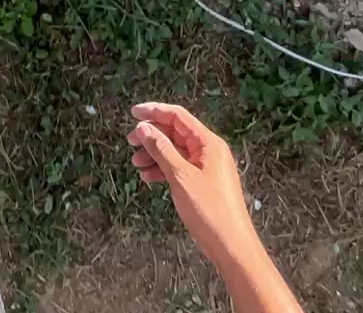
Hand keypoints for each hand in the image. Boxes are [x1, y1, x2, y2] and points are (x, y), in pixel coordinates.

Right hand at [126, 102, 257, 263]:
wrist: (232, 249)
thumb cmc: (209, 209)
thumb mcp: (180, 176)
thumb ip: (161, 149)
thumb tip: (142, 127)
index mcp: (208, 143)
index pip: (178, 117)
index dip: (154, 111)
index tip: (133, 113)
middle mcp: (207, 151)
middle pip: (174, 133)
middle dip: (151, 136)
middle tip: (130, 142)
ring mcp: (205, 167)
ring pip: (174, 152)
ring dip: (154, 155)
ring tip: (136, 163)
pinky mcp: (201, 183)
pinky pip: (178, 168)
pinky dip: (162, 170)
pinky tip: (148, 178)